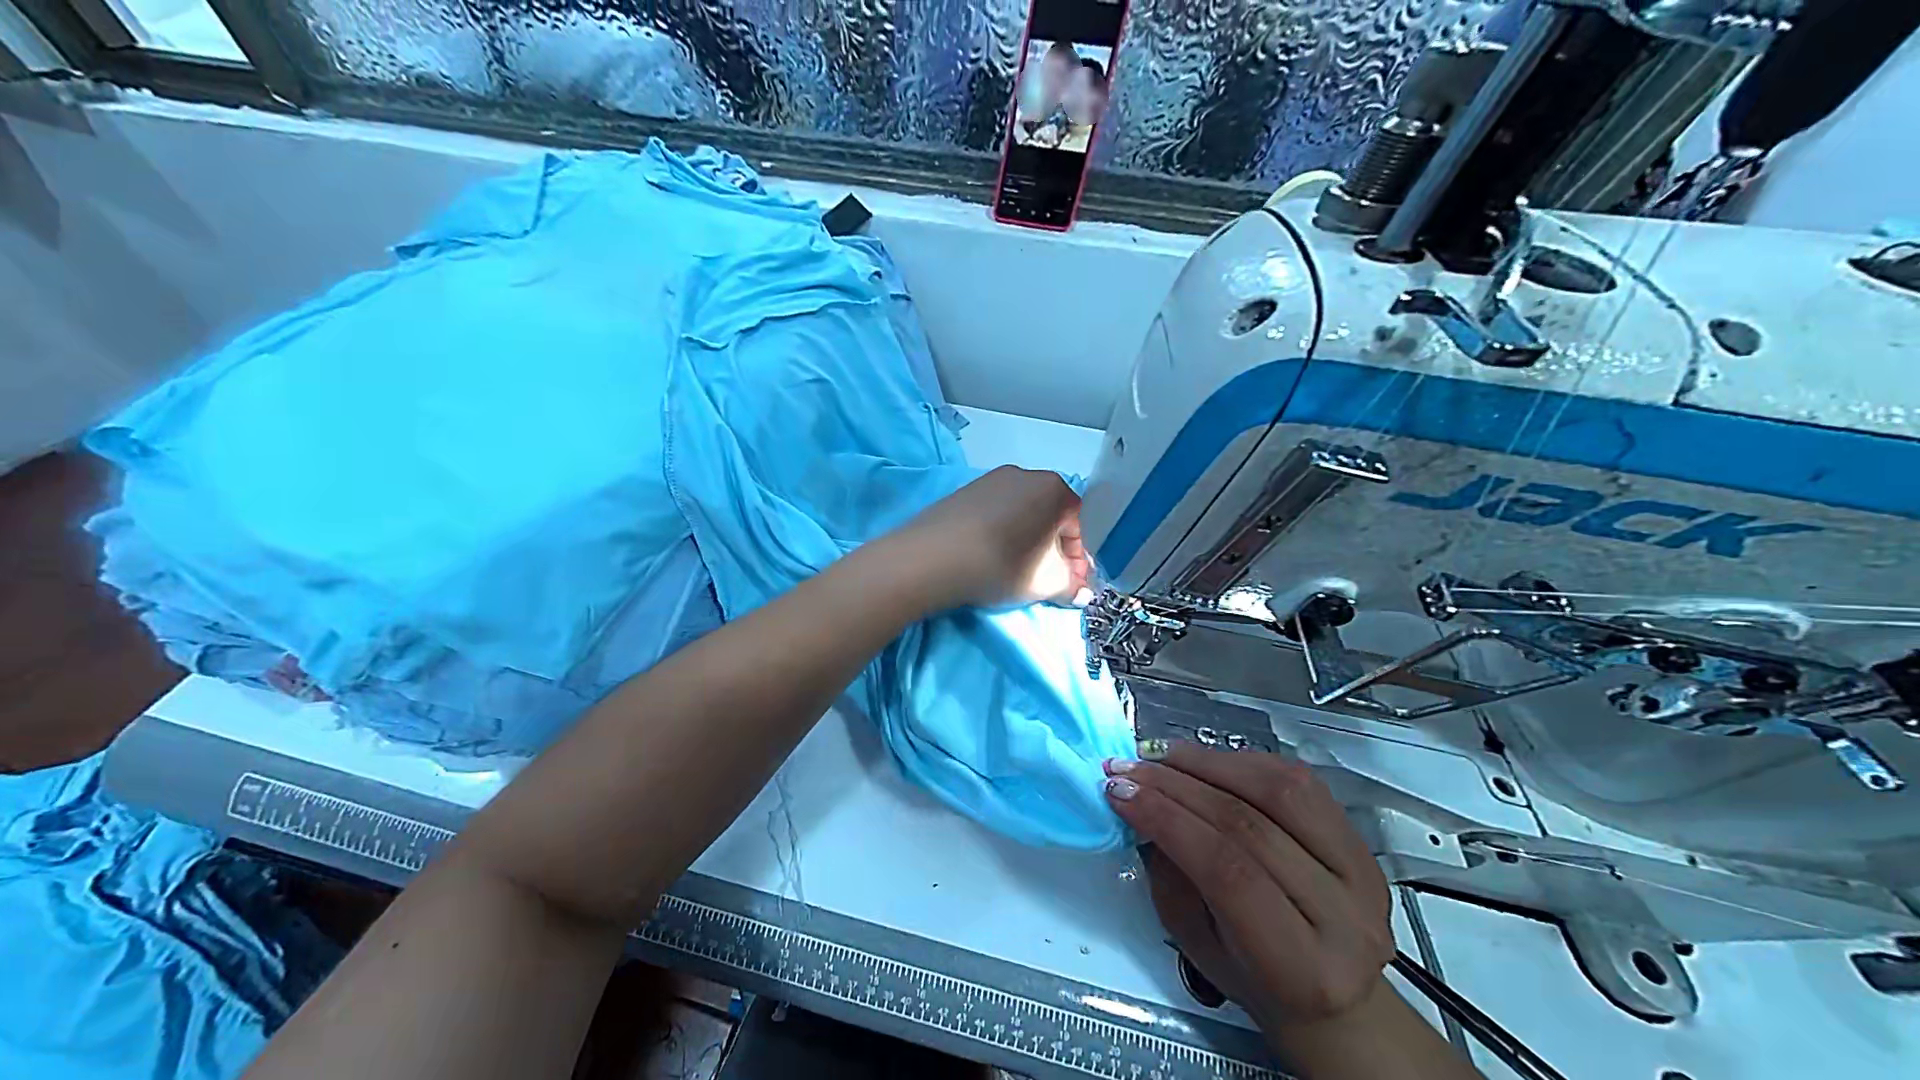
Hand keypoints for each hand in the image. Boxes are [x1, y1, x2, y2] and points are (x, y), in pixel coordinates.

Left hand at [891, 465, 1089, 609]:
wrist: (931, 559)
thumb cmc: (1002, 565)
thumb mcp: (1046, 583)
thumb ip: (1071, 584)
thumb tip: (1080, 590)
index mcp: (1054, 488)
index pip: (1080, 523)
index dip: (1077, 557)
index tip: (1070, 583)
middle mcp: (1025, 474)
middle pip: (1050, 515)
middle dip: (1052, 548)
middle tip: (1046, 579)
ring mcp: (990, 479)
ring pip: (1022, 512)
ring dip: (1026, 540)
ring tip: (1014, 570)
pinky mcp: (964, 491)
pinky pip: (995, 512)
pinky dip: (1000, 532)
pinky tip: (988, 557)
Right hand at [1103, 741, 1393, 1034]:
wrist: (1330, 986)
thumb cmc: (1252, 976)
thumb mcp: (1195, 941)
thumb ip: (1170, 874)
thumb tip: (1140, 801)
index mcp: (1301, 966)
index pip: (1229, 873)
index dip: (1168, 820)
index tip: (1119, 792)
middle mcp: (1346, 916)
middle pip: (1250, 825)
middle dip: (1176, 786)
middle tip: (1127, 768)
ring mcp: (1362, 871)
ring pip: (1277, 790)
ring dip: (1207, 763)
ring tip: (1160, 756)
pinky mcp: (1360, 838)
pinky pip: (1296, 779)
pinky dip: (1241, 761)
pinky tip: (1202, 761)